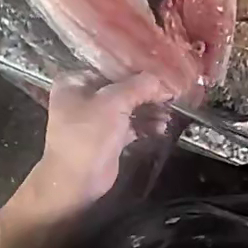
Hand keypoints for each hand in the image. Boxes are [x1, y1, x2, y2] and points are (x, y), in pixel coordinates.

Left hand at [26, 73, 170, 208]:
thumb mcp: (113, 103)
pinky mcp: (107, 139)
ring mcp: (95, 120)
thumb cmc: (88, 135)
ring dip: (149, 110)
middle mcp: (84, 97)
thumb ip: (138, 86)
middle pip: (121, 88)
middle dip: (146, 93)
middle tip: (171, 95)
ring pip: (128, 108)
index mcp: (76, 81)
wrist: (76, 181)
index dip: (137, 70)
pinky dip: (145, 126)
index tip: (163, 72)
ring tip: (170, 113)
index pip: (111, 67)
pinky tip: (162, 127)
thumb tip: (162, 80)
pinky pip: (130, 127)